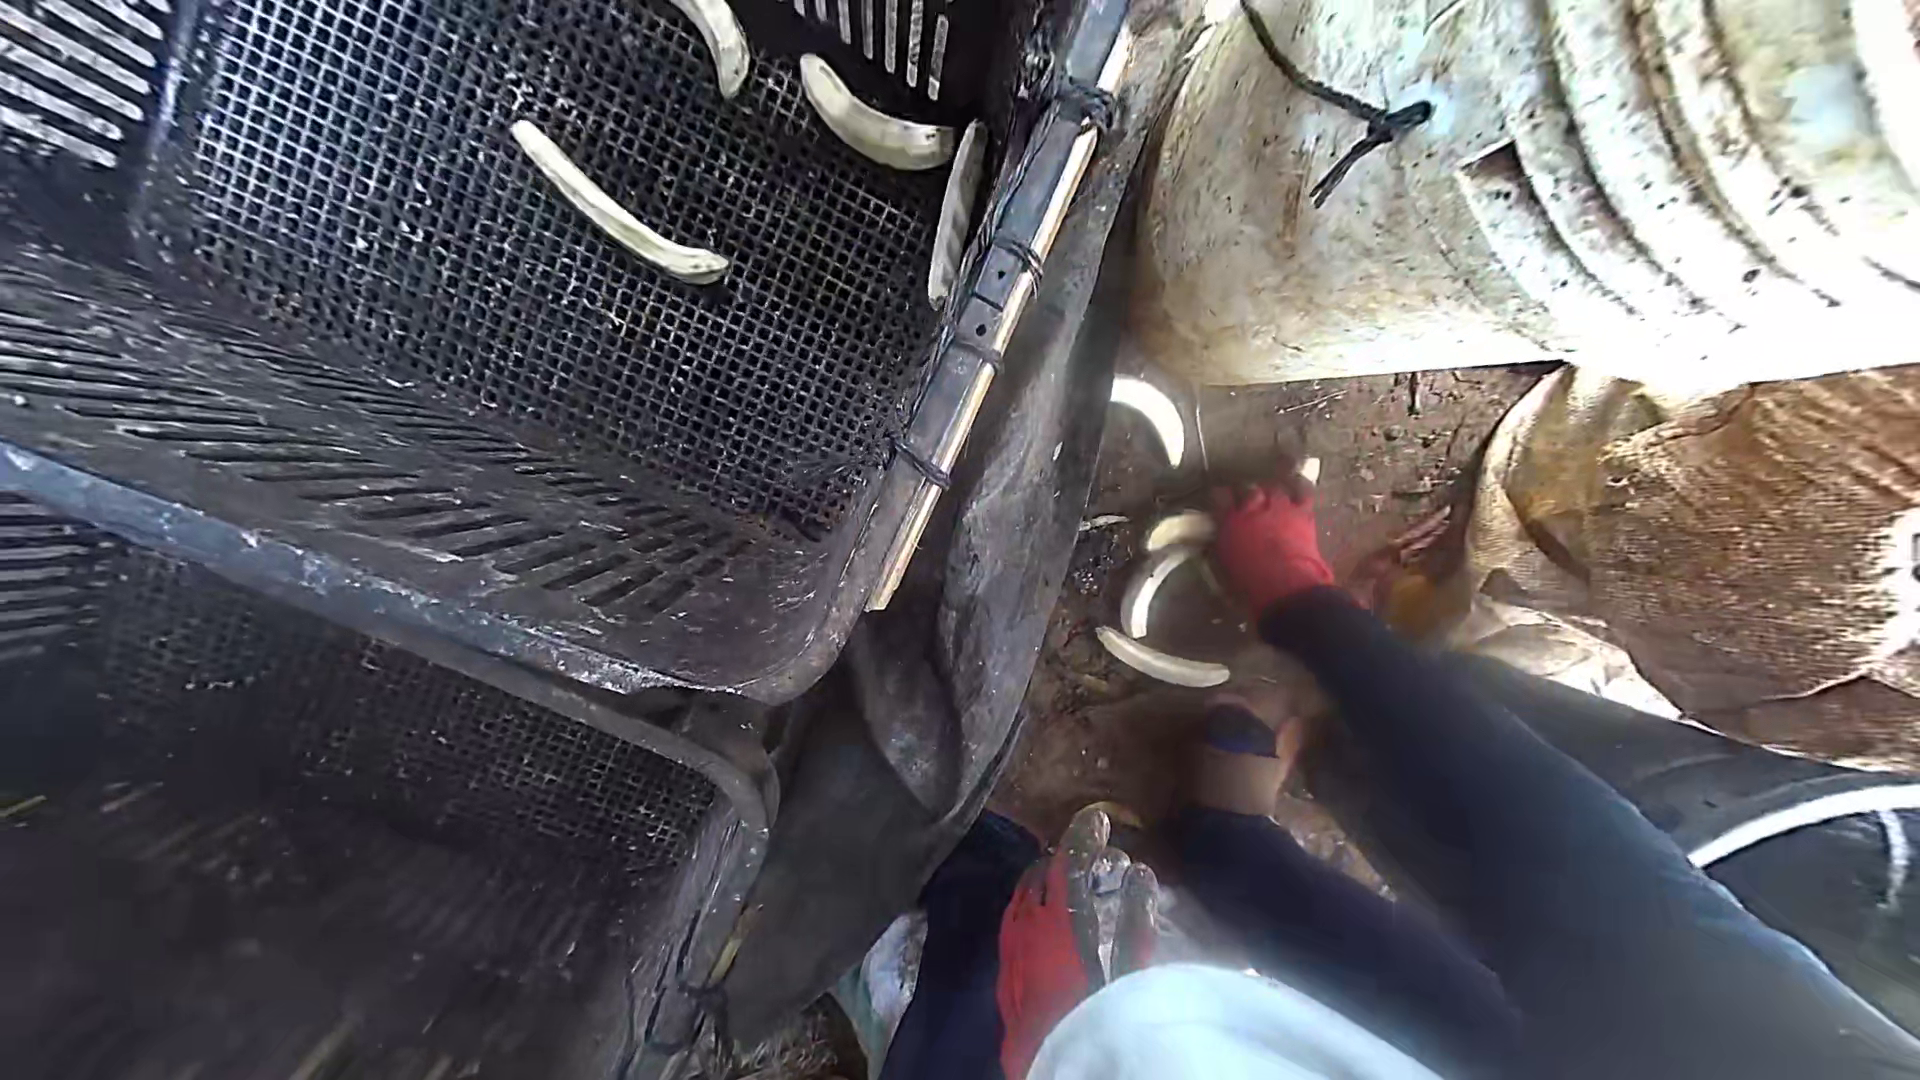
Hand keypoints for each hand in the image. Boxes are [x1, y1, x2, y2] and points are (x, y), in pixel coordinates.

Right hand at [1211, 470, 1334, 614]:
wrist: (1284, 583)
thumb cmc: (1248, 580)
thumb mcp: (1224, 561)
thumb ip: (1222, 543)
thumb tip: (1222, 539)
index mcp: (1228, 519)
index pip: (1219, 495)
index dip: (1219, 496)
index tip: (1219, 500)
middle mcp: (1251, 506)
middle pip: (1247, 487)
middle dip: (1246, 493)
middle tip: (1246, 501)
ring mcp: (1278, 506)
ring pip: (1272, 487)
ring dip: (1270, 491)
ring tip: (1271, 497)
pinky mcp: (1302, 511)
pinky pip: (1302, 490)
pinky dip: (1299, 487)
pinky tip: (1297, 486)